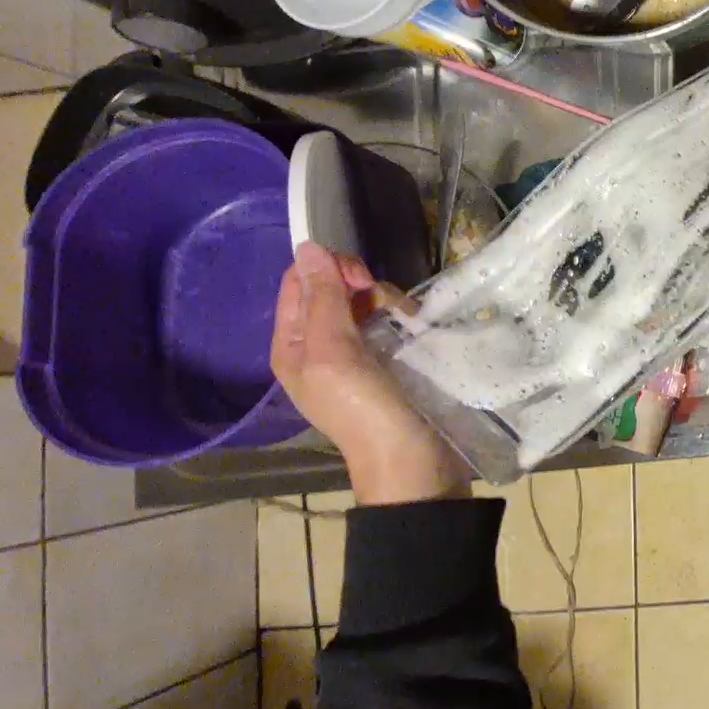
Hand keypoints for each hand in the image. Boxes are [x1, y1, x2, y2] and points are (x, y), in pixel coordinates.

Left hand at [271, 242, 470, 505]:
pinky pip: (389, 324)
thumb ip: (323, 301)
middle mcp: (319, 345)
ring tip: (408, 319)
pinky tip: (415, 328)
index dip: (329, 269)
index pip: (299, 283)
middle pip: (334, 290)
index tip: (362, 279)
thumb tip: (310, 248)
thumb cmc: (364, 409)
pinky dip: (402, 319)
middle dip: (362, 285)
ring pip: (366, 304)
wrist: (409, 459)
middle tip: (387, 301)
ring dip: (388, 301)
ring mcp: (355, 354)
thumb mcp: (335, 354)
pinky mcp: (388, 362)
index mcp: (293, 344)